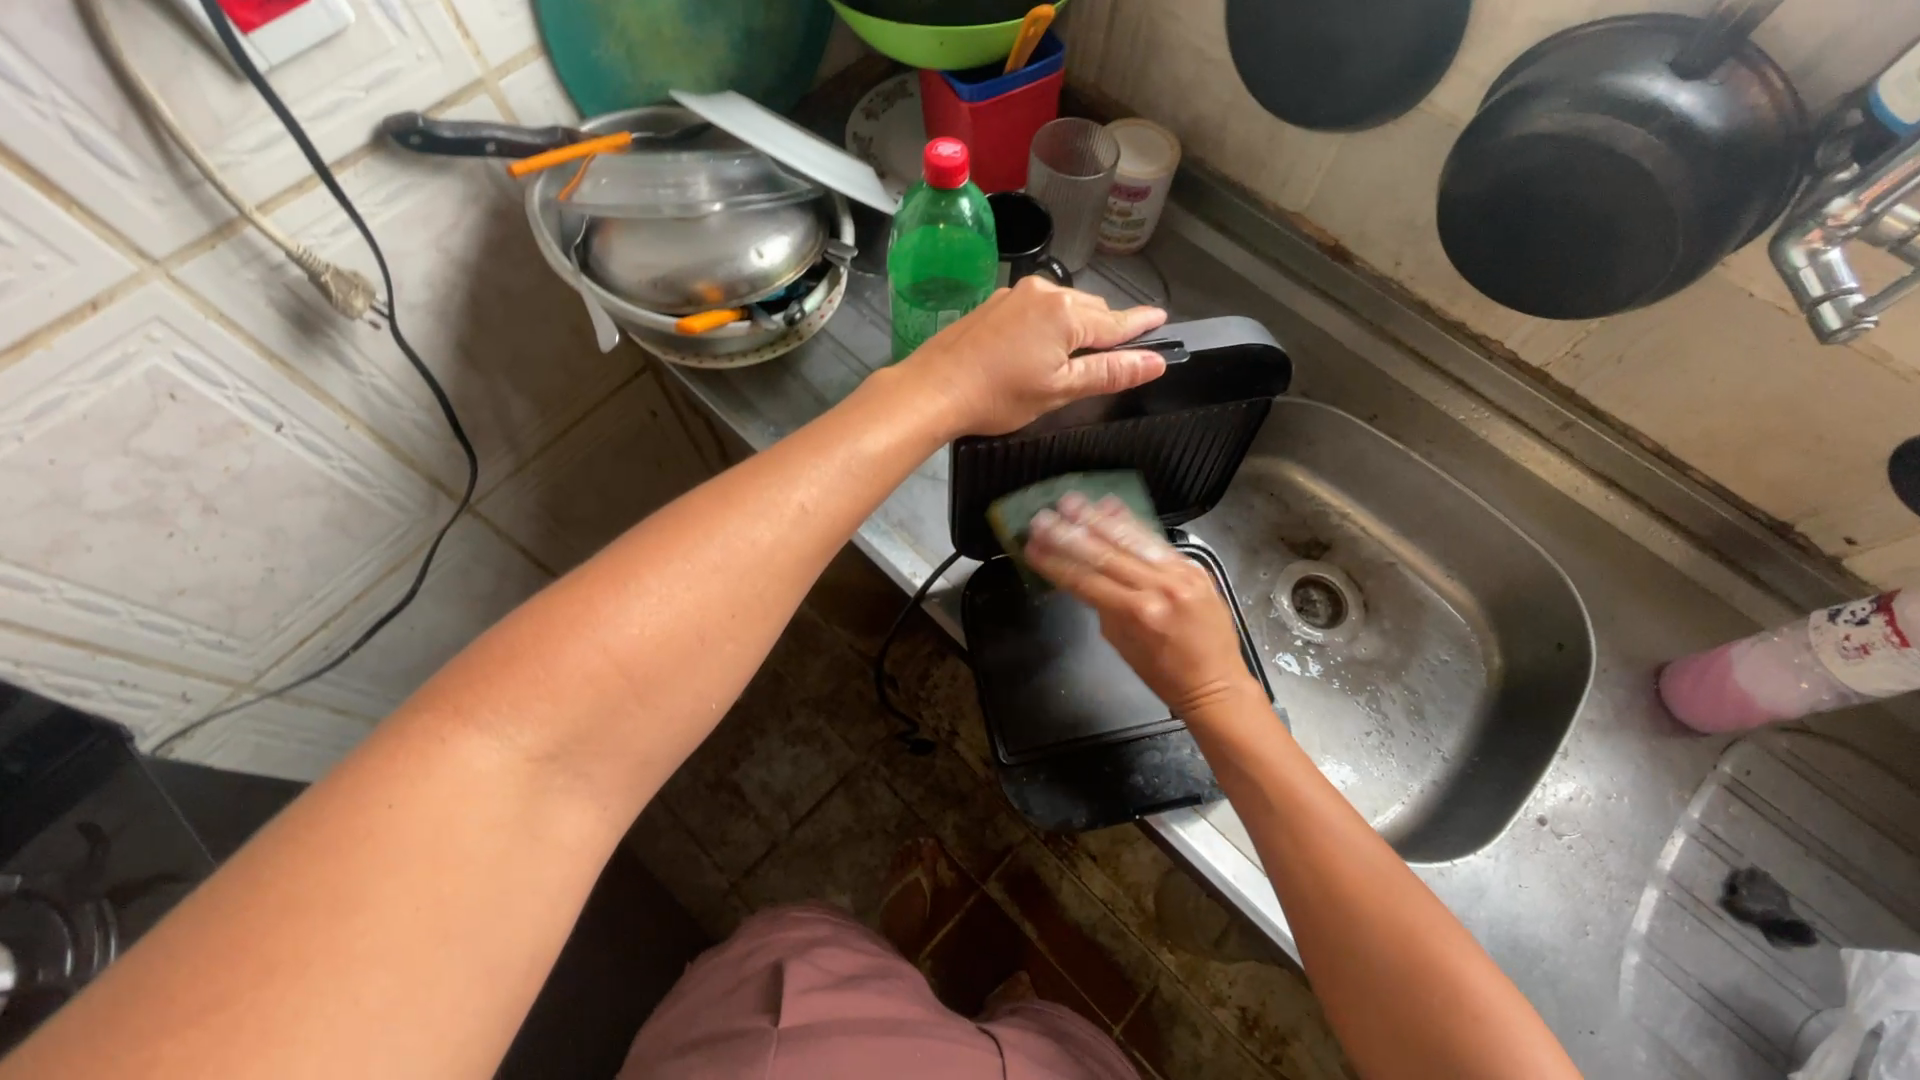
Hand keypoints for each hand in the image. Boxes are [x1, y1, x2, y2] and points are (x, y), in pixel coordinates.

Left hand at [897, 277, 1168, 435]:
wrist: (933, 388)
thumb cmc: (998, 396)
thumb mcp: (1060, 390)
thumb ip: (1109, 372)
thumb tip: (1155, 362)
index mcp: (1065, 313)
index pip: (1116, 322)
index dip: (1140, 325)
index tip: (1161, 318)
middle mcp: (1043, 293)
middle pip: (1091, 311)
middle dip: (1106, 330)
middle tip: (1115, 356)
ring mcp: (1016, 295)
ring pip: (1063, 307)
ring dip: (1076, 326)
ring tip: (1074, 357)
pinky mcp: (995, 304)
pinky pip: (1037, 309)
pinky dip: (1049, 324)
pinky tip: (1039, 348)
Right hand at [1023, 493, 1263, 720]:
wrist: (1216, 683)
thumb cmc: (1163, 675)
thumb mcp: (1121, 644)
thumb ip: (1104, 606)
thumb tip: (1086, 579)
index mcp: (1137, 613)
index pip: (1085, 581)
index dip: (1056, 563)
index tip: (1033, 547)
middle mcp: (1159, 588)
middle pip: (1105, 554)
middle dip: (1070, 534)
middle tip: (1044, 518)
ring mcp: (1180, 573)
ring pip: (1131, 539)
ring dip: (1097, 520)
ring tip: (1072, 502)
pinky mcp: (1194, 567)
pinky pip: (1156, 541)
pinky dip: (1132, 523)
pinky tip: (1110, 506)